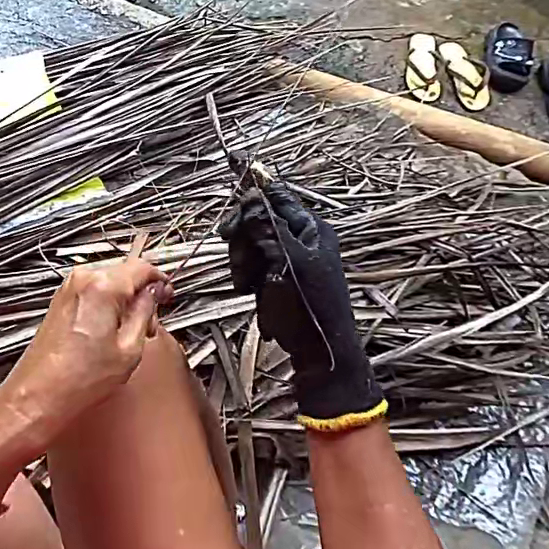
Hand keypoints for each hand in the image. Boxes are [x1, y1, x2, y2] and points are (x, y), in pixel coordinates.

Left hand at [0, 257, 171, 459]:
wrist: (38, 396)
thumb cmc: (76, 379)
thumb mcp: (129, 348)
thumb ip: (145, 312)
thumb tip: (153, 295)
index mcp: (103, 286)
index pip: (142, 267)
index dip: (160, 279)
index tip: (167, 292)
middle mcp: (83, 279)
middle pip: (125, 270)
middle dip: (142, 292)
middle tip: (152, 320)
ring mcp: (68, 288)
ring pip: (109, 279)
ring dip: (125, 298)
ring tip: (131, 332)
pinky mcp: (61, 299)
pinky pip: (93, 290)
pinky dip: (107, 303)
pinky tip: (111, 331)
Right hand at [220, 183, 382, 426]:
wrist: (319, 354)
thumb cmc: (309, 307)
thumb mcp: (286, 260)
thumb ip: (266, 225)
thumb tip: (250, 193)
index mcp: (311, 228)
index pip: (277, 195)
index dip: (251, 196)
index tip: (229, 209)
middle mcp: (300, 238)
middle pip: (258, 220)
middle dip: (243, 240)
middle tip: (239, 260)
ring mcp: (288, 257)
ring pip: (250, 243)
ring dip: (242, 261)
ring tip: (247, 284)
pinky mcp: (277, 275)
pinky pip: (252, 263)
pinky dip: (246, 275)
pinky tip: (248, 290)